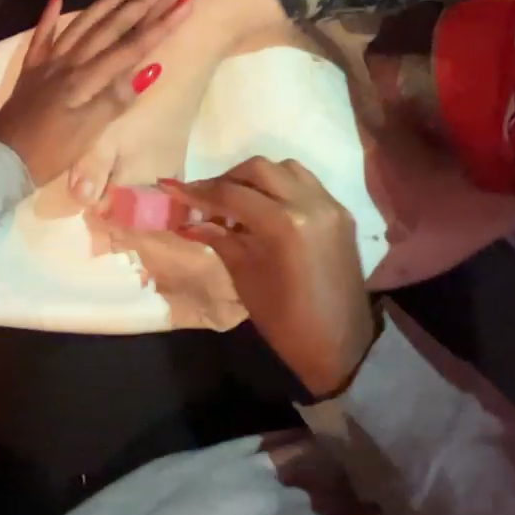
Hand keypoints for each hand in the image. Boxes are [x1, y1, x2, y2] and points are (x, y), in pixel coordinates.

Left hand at [0, 0, 193, 185]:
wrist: (2, 160)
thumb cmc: (49, 152)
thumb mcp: (88, 132)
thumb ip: (115, 100)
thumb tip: (148, 70)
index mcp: (86, 79)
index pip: (131, 48)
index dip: (161, 25)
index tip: (185, 1)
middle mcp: (69, 63)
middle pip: (108, 29)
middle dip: (138, 5)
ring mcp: (48, 64)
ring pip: (80, 26)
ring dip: (104, 4)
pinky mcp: (31, 71)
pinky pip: (41, 37)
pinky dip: (49, 15)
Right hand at [161, 157, 377, 398]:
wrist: (339, 345)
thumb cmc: (285, 320)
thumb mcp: (244, 277)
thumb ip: (218, 239)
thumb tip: (187, 221)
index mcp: (284, 224)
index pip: (231, 194)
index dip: (198, 192)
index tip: (172, 190)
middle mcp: (310, 204)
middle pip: (258, 169)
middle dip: (227, 180)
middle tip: (206, 201)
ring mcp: (330, 206)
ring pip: (285, 169)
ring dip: (256, 178)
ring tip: (237, 203)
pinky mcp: (341, 213)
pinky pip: (306, 183)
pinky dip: (281, 187)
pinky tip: (265, 209)